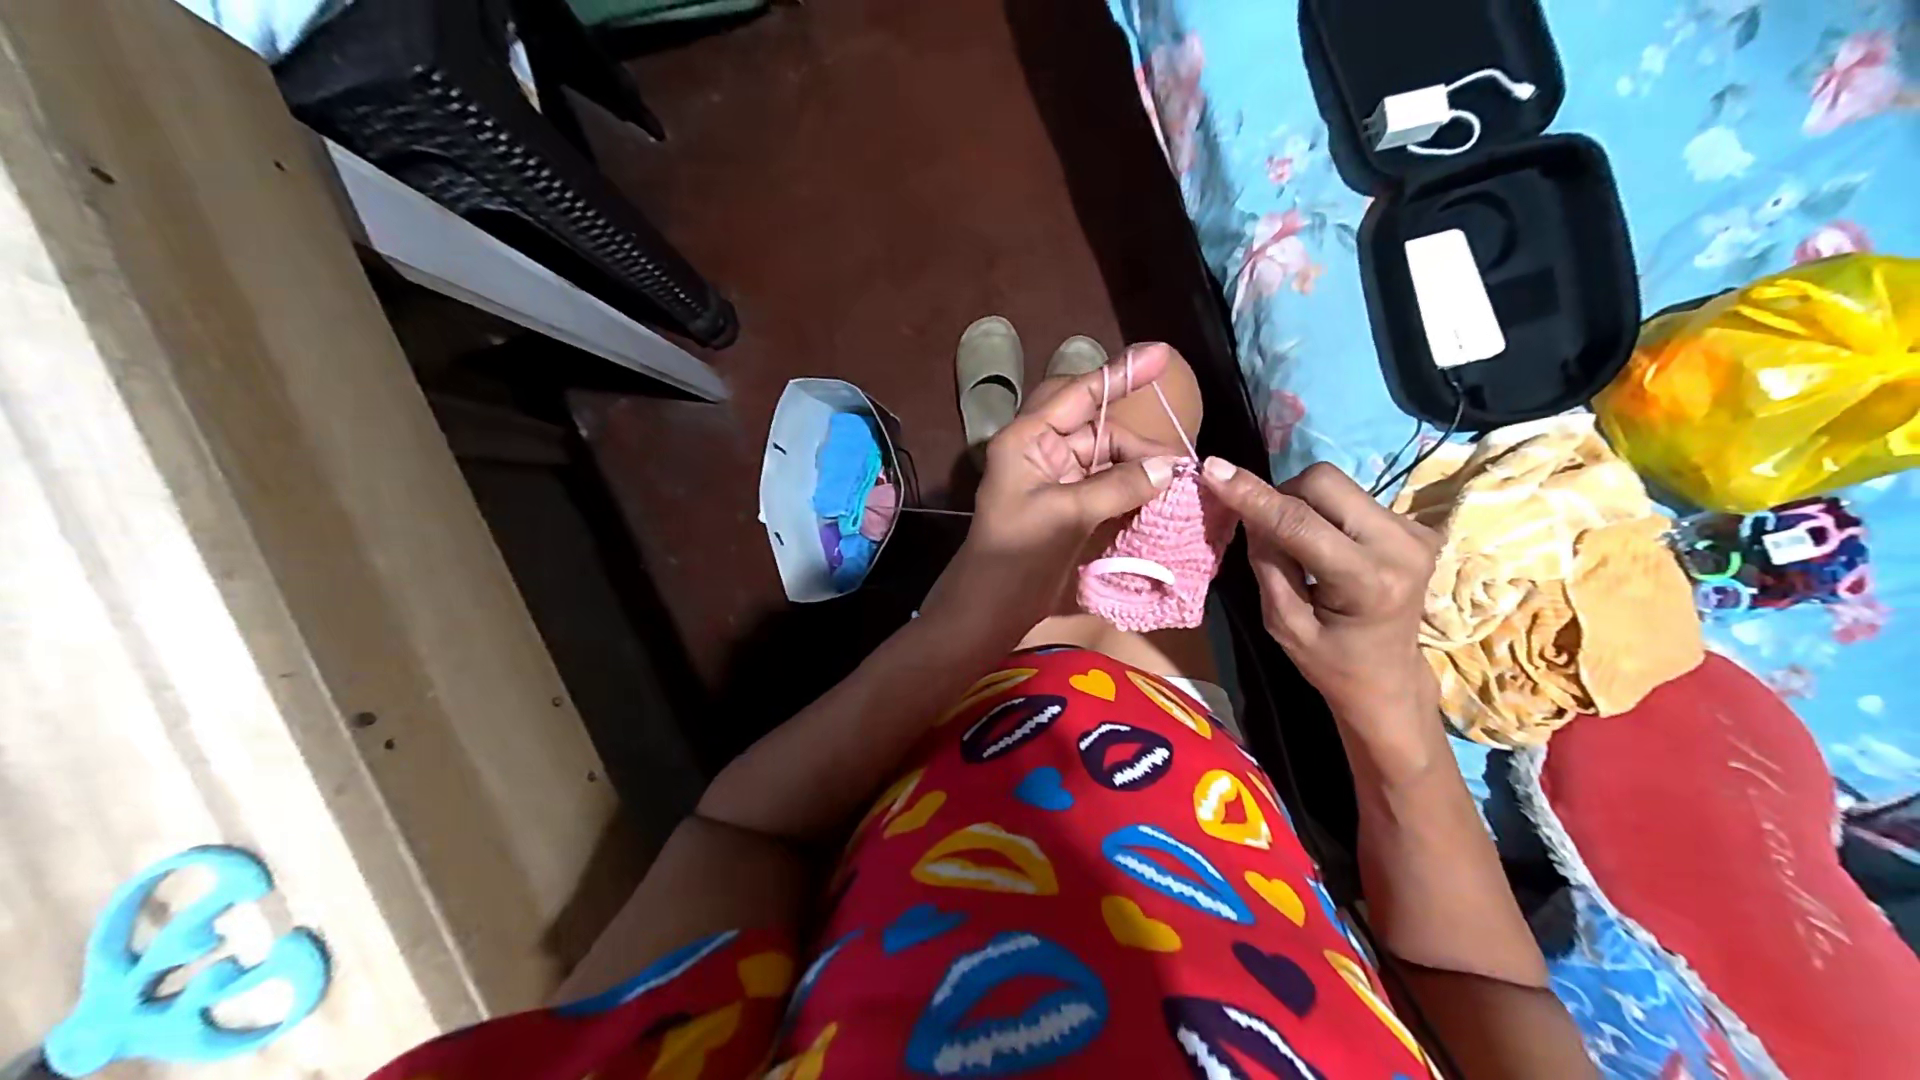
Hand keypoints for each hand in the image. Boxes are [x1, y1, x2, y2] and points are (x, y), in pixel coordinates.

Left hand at [958, 345, 1180, 602]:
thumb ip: (1119, 485)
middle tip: (1179, 458)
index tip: (1163, 354)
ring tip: (1175, 482)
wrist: (991, 606)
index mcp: (1026, 439)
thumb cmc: (1017, 555)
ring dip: (1138, 466)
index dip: (1120, 374)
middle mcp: (1039, 449)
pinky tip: (1157, 493)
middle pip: (1096, 425)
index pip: (1078, 393)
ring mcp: (1053, 476)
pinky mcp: (1066, 502)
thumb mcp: (1067, 515)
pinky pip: (1104, 481)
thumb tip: (1170, 468)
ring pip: (1104, 455)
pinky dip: (1130, 485)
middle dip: (1136, 438)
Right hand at [1201, 458, 1442, 772]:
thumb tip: (1249, 508)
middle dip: (1282, 496)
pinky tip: (1326, 546)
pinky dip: (1323, 513)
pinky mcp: (1416, 524)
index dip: (1252, 494)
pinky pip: (1351, 497)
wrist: (1389, 677)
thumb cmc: (1330, 661)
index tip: (1213, 469)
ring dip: (1302, 505)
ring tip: (1300, 547)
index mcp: (1369, 582)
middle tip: (1267, 532)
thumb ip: (1267, 562)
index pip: (1298, 523)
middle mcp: (1402, 546)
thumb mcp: (1282, 623)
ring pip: (1337, 485)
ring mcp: (1416, 531)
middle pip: (1324, 482)